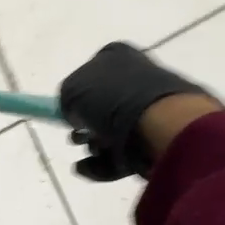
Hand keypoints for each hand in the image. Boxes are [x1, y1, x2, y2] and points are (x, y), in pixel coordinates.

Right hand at [57, 43, 218, 180]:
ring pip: (110, 131)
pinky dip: (102, 163)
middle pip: (100, 107)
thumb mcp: (71, 90)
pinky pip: (123, 152)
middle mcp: (137, 77)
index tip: (67, 115)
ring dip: (92, 146)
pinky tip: (89, 167)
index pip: (88, 74)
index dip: (75, 97)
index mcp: (118, 56)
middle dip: (83, 127)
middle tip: (76, 138)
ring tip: (88, 154)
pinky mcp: (158, 135)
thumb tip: (75, 112)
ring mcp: (151, 107)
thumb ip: (66, 98)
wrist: (158, 125)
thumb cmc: (111, 100)